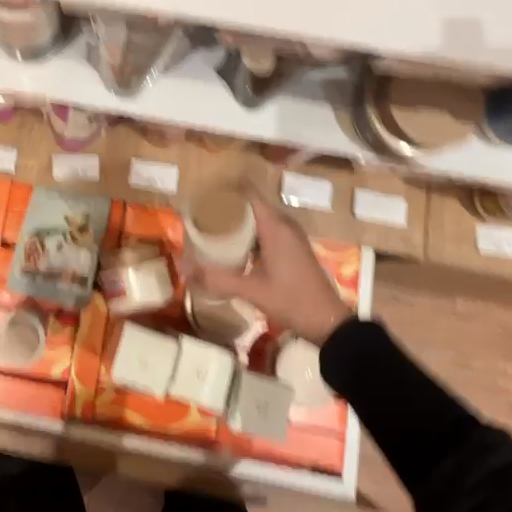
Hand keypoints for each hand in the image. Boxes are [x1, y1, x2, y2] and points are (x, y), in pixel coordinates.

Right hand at [182, 196, 353, 344]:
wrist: (328, 322)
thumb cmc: (292, 301)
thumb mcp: (251, 290)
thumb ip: (216, 278)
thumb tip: (182, 268)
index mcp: (275, 226)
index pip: (247, 192)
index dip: (226, 188)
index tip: (202, 192)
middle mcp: (284, 224)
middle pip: (250, 203)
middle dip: (226, 206)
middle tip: (199, 213)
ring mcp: (290, 236)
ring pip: (258, 218)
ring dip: (237, 220)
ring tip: (209, 227)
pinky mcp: (293, 248)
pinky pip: (266, 230)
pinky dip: (248, 233)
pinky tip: (232, 247)